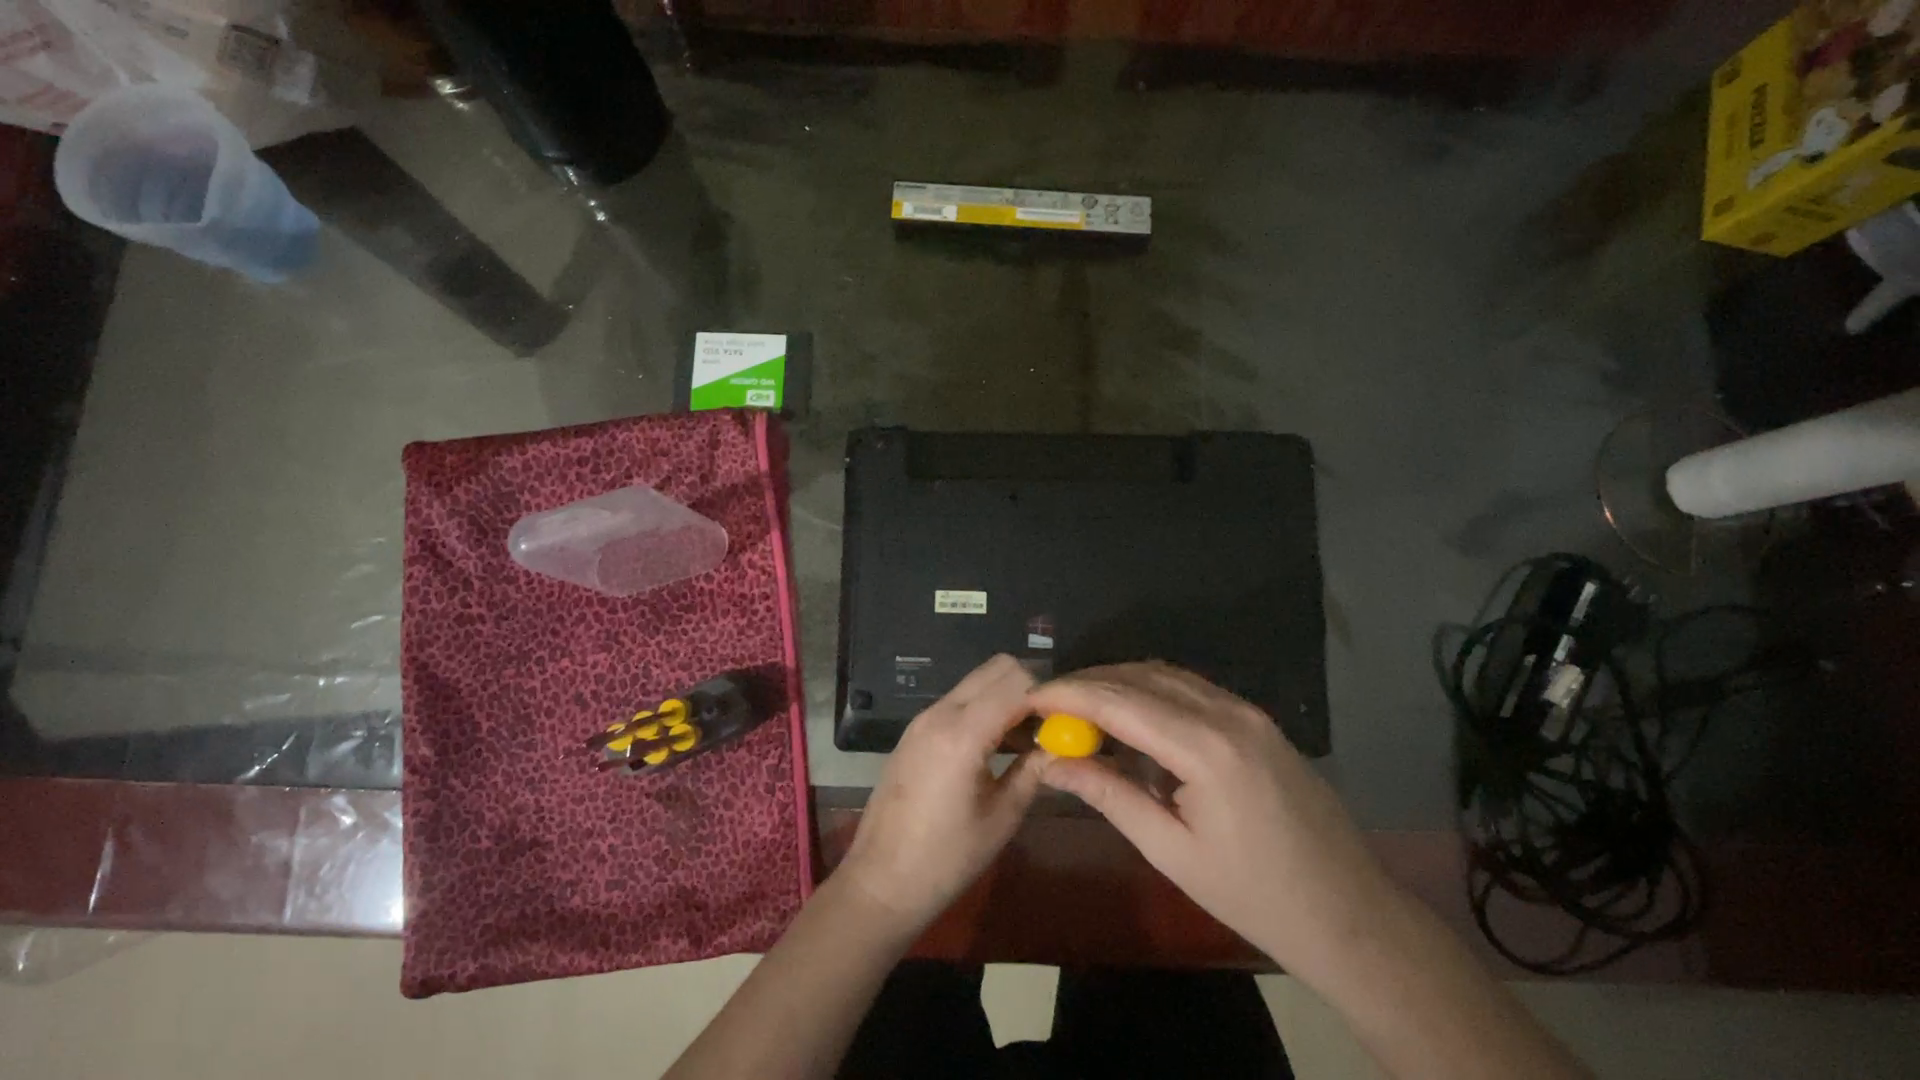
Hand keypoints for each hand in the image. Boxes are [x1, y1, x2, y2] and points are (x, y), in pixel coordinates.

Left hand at [837, 655, 1045, 932]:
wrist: (880, 881)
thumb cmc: (946, 858)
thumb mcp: (1002, 817)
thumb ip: (1035, 770)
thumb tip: (1063, 745)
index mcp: (962, 734)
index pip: (1017, 682)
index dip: (1049, 696)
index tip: (1069, 722)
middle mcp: (940, 714)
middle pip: (997, 669)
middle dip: (1029, 689)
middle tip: (1050, 727)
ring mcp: (922, 720)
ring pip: (977, 683)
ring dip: (1007, 699)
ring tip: (1029, 742)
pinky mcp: (914, 732)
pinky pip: (958, 702)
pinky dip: (984, 710)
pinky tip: (998, 748)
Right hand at [1029, 662, 1396, 976]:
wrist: (1347, 912)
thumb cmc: (1253, 895)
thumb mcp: (1171, 850)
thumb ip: (1109, 795)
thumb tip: (1051, 762)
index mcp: (1206, 748)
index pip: (1120, 701)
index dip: (1068, 694)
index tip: (1028, 698)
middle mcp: (1229, 714)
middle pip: (1142, 677)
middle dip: (1088, 683)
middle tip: (1046, 704)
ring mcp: (1249, 713)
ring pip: (1168, 677)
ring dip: (1119, 684)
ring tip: (1077, 709)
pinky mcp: (1259, 722)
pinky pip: (1193, 691)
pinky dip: (1152, 693)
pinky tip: (1129, 718)